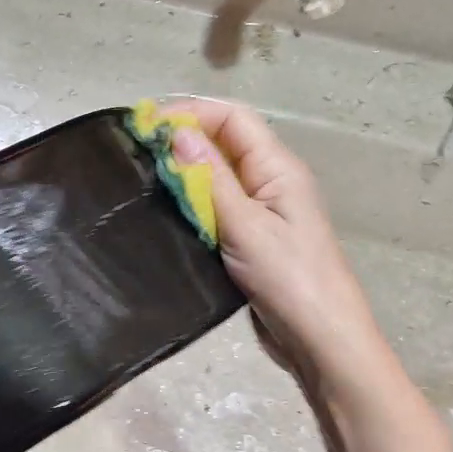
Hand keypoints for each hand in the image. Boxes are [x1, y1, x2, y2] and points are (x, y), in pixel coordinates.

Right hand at [163, 98, 381, 376]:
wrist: (320, 339)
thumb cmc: (289, 278)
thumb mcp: (246, 225)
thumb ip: (211, 179)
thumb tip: (177, 133)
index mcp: (277, 168)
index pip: (231, 118)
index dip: (188, 112)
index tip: (144, 126)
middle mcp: (268, 181)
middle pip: (222, 142)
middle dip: (180, 138)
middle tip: (132, 150)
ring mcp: (258, 211)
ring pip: (215, 175)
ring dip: (181, 171)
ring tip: (140, 176)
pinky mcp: (247, 238)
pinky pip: (213, 206)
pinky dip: (187, 201)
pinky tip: (161, 210)